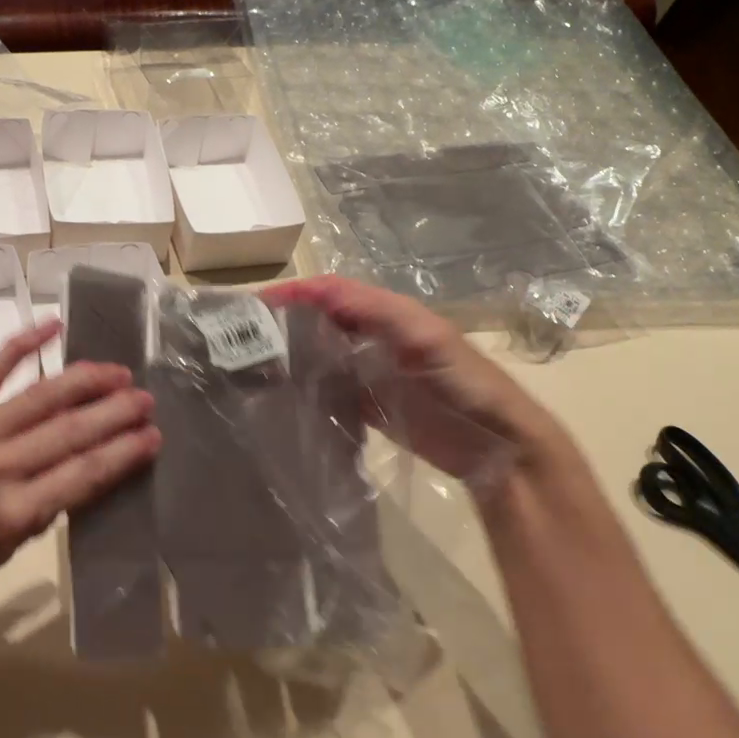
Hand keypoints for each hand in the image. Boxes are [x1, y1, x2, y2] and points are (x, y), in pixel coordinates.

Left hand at [0, 322, 159, 627]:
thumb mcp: (12, 548)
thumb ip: (49, 503)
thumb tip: (93, 461)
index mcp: (15, 514)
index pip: (85, 473)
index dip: (124, 451)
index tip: (153, 436)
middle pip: (69, 431)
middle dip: (114, 412)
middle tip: (146, 399)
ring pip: (37, 398)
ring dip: (82, 381)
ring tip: (117, 372)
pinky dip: (20, 346)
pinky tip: (51, 326)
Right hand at [261, 275, 567, 481]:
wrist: (497, 445)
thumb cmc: (466, 384)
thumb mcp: (427, 338)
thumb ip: (378, 314)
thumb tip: (320, 293)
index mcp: (390, 314)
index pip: (332, 292)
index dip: (295, 292)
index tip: (253, 306)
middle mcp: (376, 338)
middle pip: (321, 321)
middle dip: (284, 321)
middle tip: (241, 337)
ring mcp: (371, 373)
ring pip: (321, 355)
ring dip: (290, 355)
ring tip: (250, 364)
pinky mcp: (370, 407)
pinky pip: (329, 391)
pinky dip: (305, 390)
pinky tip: (280, 397)